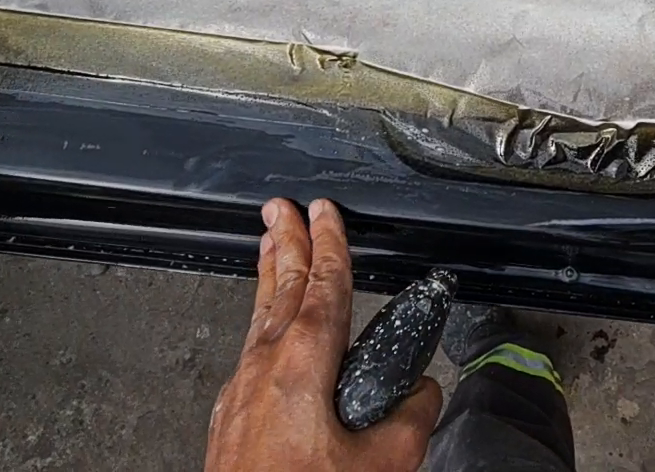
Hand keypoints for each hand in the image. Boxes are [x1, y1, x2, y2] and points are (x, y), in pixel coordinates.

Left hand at [205, 198, 442, 471]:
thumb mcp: (384, 461)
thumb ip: (413, 414)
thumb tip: (424, 390)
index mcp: (303, 363)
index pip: (324, 283)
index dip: (329, 241)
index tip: (326, 210)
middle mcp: (265, 369)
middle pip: (282, 287)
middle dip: (287, 241)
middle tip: (281, 207)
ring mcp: (241, 395)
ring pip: (261, 315)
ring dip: (269, 274)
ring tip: (269, 245)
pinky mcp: (230, 422)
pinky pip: (251, 347)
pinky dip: (262, 317)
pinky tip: (264, 325)